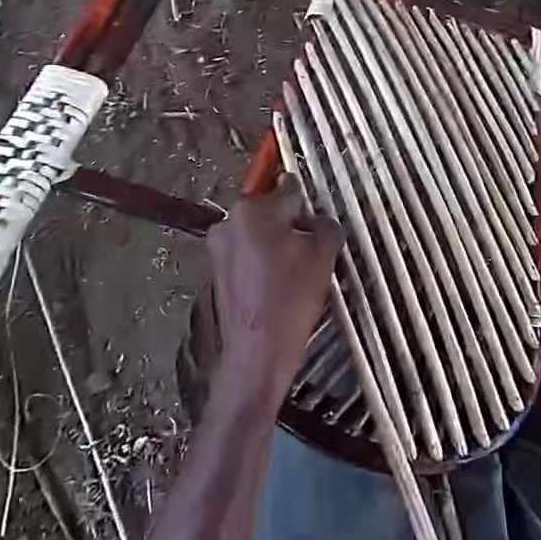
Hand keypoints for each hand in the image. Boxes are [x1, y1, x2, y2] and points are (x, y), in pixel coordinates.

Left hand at [205, 175, 342, 404]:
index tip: (316, 212)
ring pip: (257, 233)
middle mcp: (229, 221)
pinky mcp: (217, 268)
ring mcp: (219, 245)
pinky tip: (278, 285)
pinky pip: (246, 253)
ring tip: (296, 273)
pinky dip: (261, 262)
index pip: (288, 189)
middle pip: (270, 210)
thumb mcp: (322, 255)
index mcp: (253, 209)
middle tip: (312, 250)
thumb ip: (323, 224)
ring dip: (276, 244)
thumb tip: (318, 218)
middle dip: (291, 225)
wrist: (257, 349)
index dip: (308, 202)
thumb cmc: (290, 299)